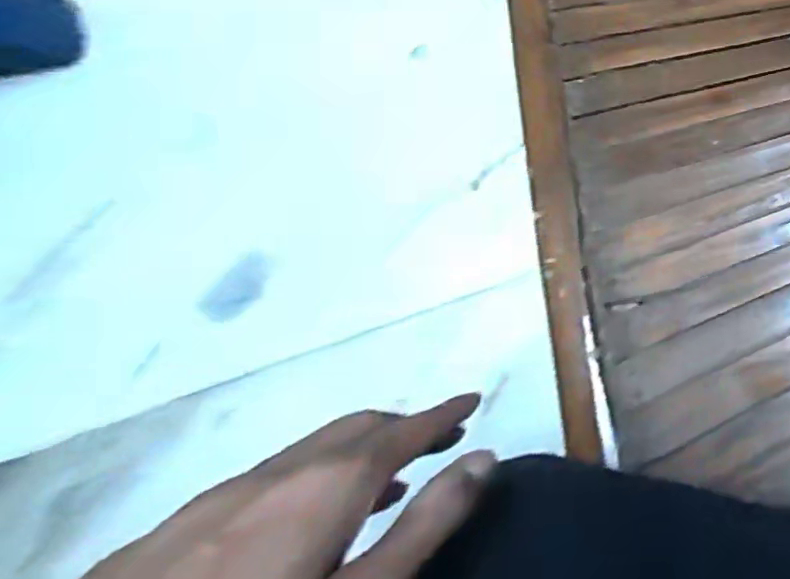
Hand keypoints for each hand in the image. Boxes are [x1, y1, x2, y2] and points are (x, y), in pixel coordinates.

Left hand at [87, 394, 495, 578]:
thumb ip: (427, 522)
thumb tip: (483, 457)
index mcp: (330, 481)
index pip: (404, 429)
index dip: (444, 413)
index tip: (472, 400)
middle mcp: (274, 476)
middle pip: (352, 429)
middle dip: (399, 427)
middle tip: (434, 440)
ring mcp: (205, 507)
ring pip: (296, 457)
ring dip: (347, 457)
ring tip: (374, 485)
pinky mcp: (150, 544)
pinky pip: (244, 491)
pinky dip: (292, 486)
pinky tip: (281, 529)